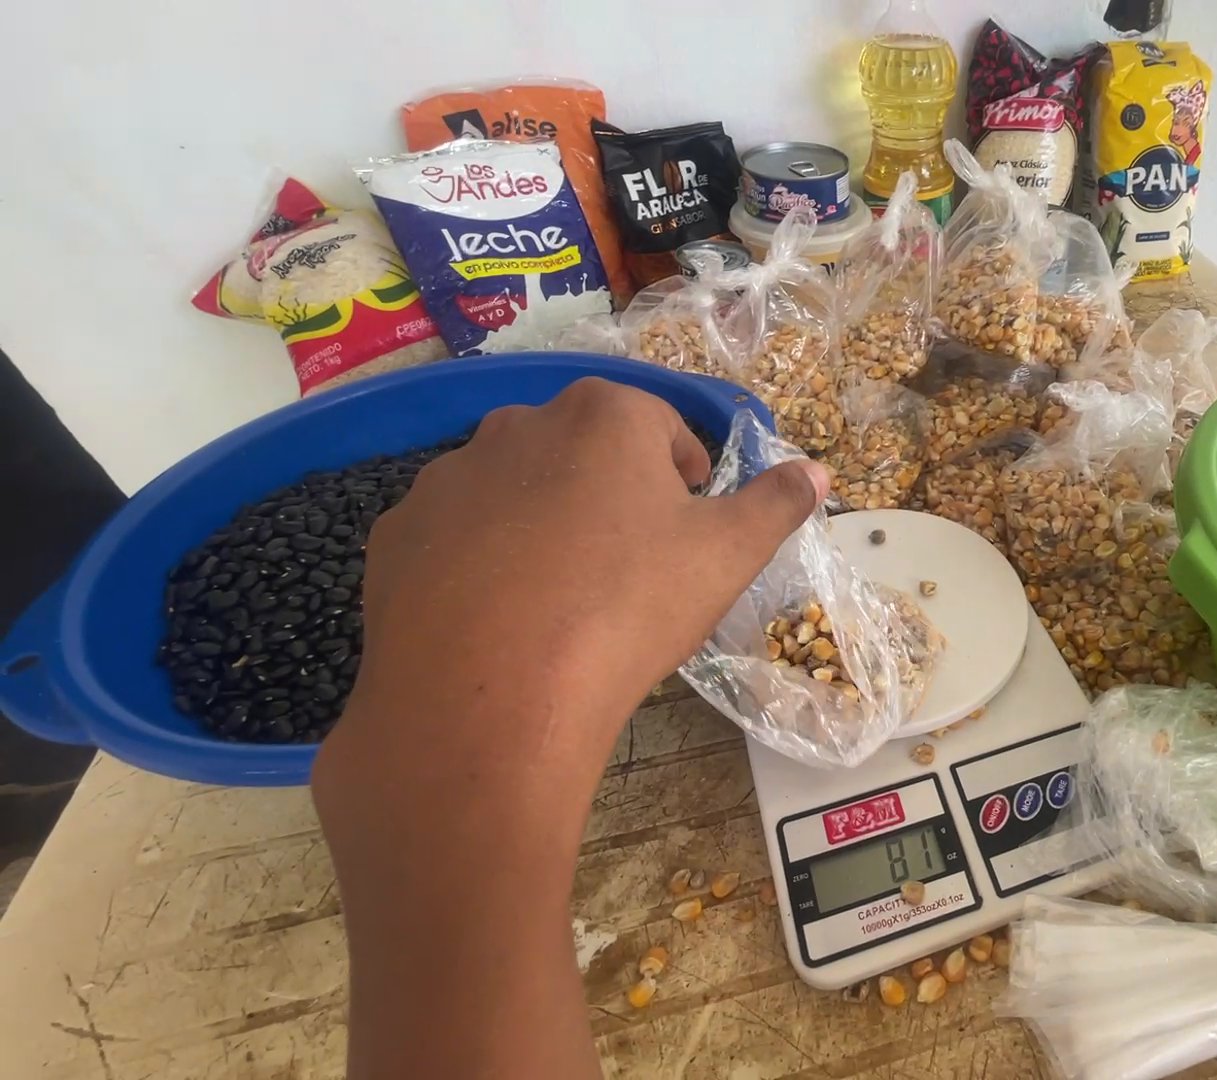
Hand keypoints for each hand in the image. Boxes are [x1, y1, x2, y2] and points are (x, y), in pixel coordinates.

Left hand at [311, 378, 826, 1079]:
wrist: (494, 700)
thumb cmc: (631, 605)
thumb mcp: (731, 554)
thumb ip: (778, 502)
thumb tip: (818, 471)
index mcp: (606, 416)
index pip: (664, 427)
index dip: (688, 478)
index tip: (692, 530)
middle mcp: (519, 425)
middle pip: (589, 451)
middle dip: (619, 493)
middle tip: (637, 564)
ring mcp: (447, 479)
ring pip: (522, 489)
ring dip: (552, 522)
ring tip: (570, 597)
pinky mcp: (397, 536)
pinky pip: (463, 534)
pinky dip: (490, 559)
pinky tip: (510, 618)